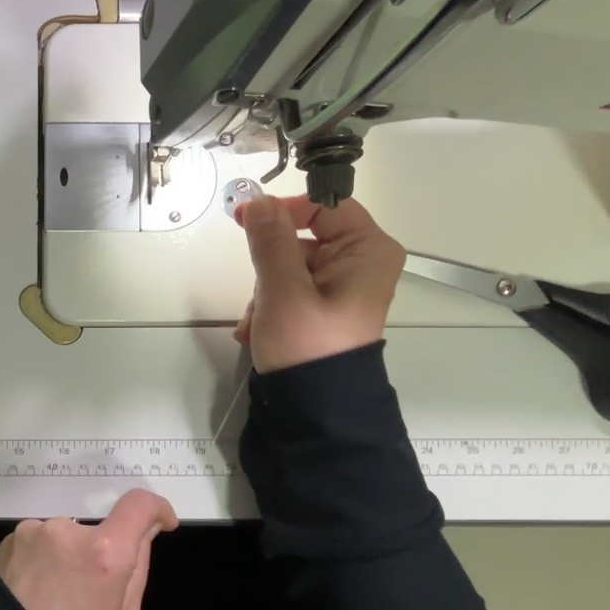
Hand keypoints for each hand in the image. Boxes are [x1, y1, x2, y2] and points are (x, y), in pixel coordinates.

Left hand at [0, 489, 178, 609]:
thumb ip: (139, 563)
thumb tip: (147, 528)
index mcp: (105, 551)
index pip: (139, 504)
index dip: (156, 508)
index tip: (159, 523)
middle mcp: (68, 529)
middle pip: (98, 527)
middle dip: (99, 549)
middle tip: (86, 587)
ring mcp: (36, 530)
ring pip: (66, 534)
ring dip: (67, 553)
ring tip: (55, 590)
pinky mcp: (12, 537)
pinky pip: (40, 540)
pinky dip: (43, 556)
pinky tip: (34, 585)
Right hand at [232, 194, 405, 371]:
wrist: (315, 407)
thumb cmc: (307, 343)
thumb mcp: (282, 289)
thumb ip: (270, 240)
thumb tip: (258, 201)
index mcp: (367, 250)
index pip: (324, 206)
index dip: (284, 208)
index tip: (242, 217)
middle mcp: (361, 264)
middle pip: (304, 239)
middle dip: (269, 264)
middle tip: (257, 290)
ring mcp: (342, 289)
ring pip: (291, 267)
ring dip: (263, 290)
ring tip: (256, 320)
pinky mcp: (324, 311)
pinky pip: (292, 291)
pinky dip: (269, 306)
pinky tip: (255, 329)